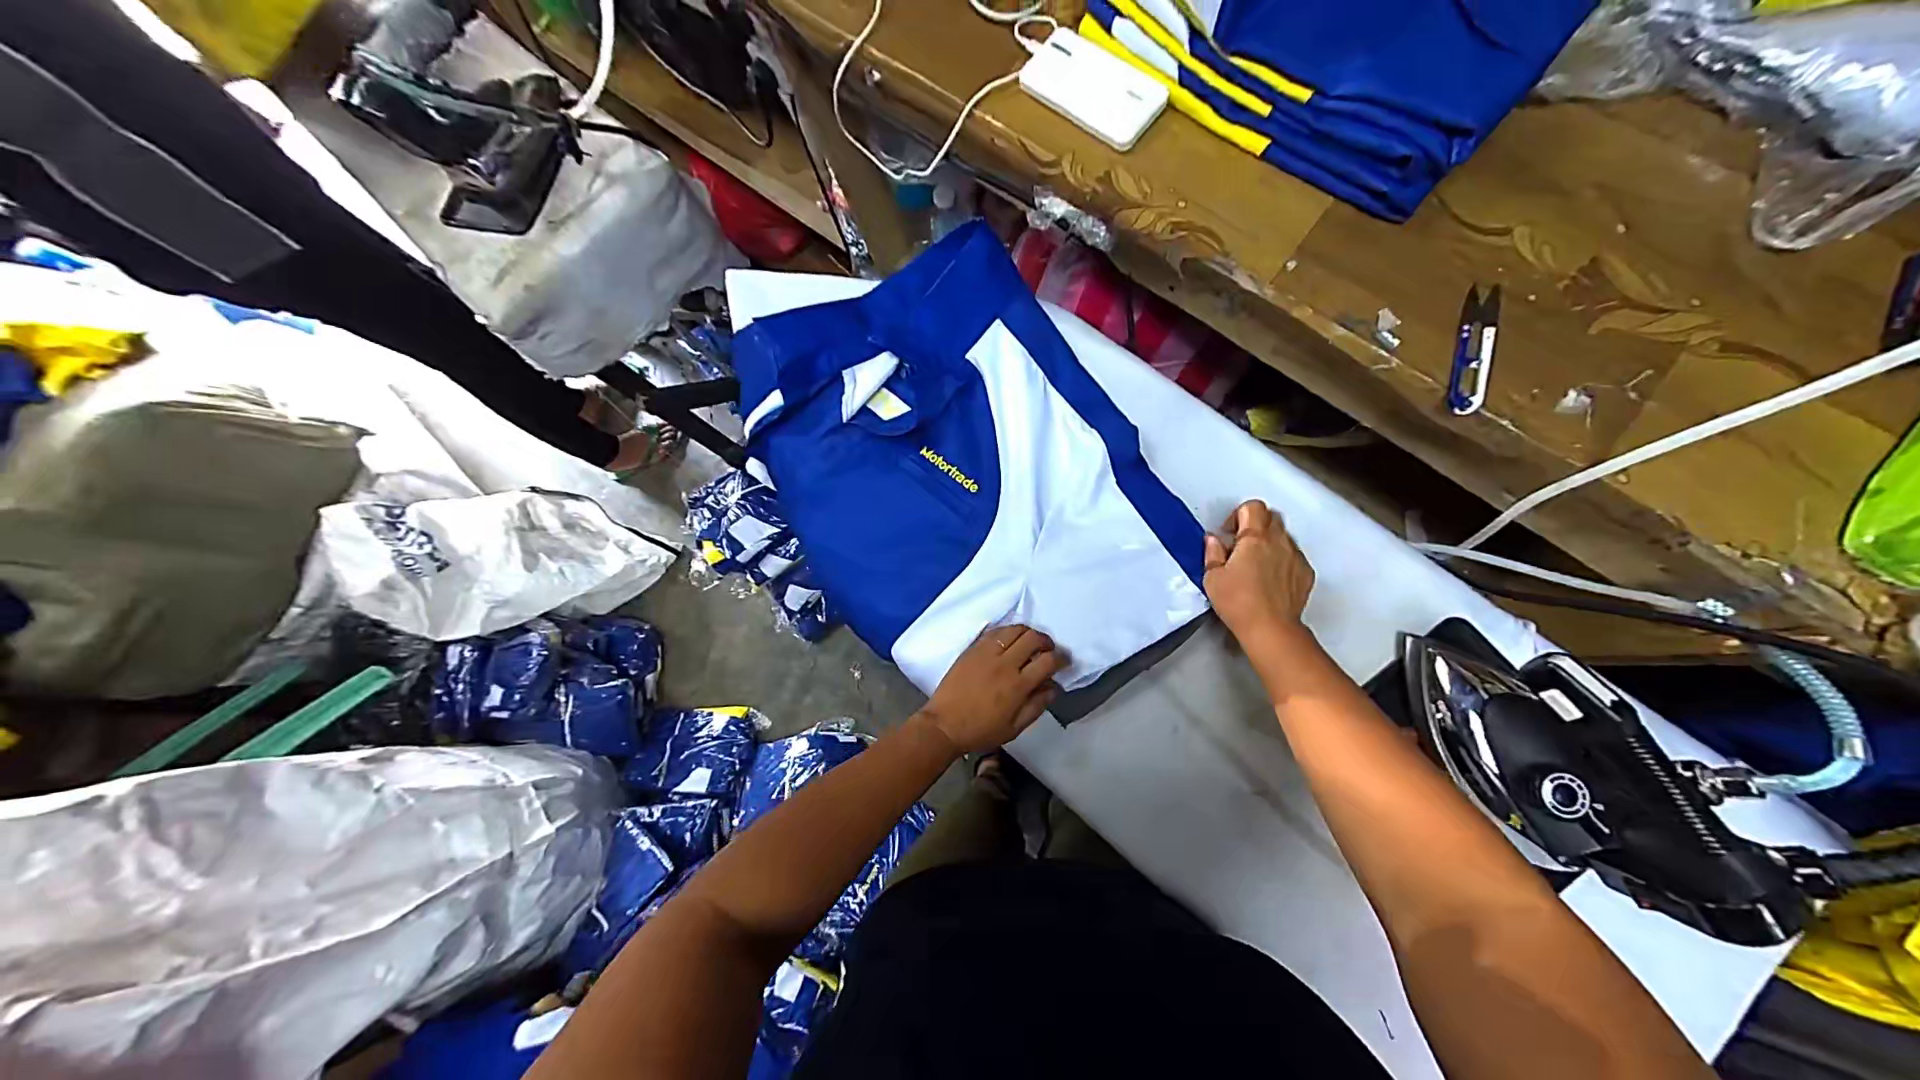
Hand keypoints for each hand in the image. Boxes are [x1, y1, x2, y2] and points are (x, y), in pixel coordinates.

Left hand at [916, 625, 1063, 755]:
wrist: (944, 725)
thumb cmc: (981, 730)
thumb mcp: (1015, 728)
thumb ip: (1037, 706)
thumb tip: (1054, 687)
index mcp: (1018, 685)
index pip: (1048, 661)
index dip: (1061, 659)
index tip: (1064, 662)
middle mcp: (1004, 664)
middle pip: (1033, 638)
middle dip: (1047, 641)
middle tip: (1048, 650)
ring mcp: (986, 653)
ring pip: (1014, 629)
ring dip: (1028, 633)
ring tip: (1030, 643)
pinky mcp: (972, 649)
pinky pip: (995, 631)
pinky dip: (1007, 632)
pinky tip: (1009, 640)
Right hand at [1203, 499, 1315, 645]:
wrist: (1270, 629)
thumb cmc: (1241, 604)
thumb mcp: (1213, 577)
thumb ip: (1212, 553)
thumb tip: (1213, 542)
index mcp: (1255, 538)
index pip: (1252, 507)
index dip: (1238, 515)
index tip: (1229, 532)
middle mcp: (1279, 542)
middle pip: (1271, 517)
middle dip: (1255, 524)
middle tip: (1240, 542)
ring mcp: (1295, 558)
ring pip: (1284, 536)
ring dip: (1270, 542)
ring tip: (1254, 563)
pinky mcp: (1305, 574)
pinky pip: (1295, 556)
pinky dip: (1283, 560)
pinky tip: (1269, 577)